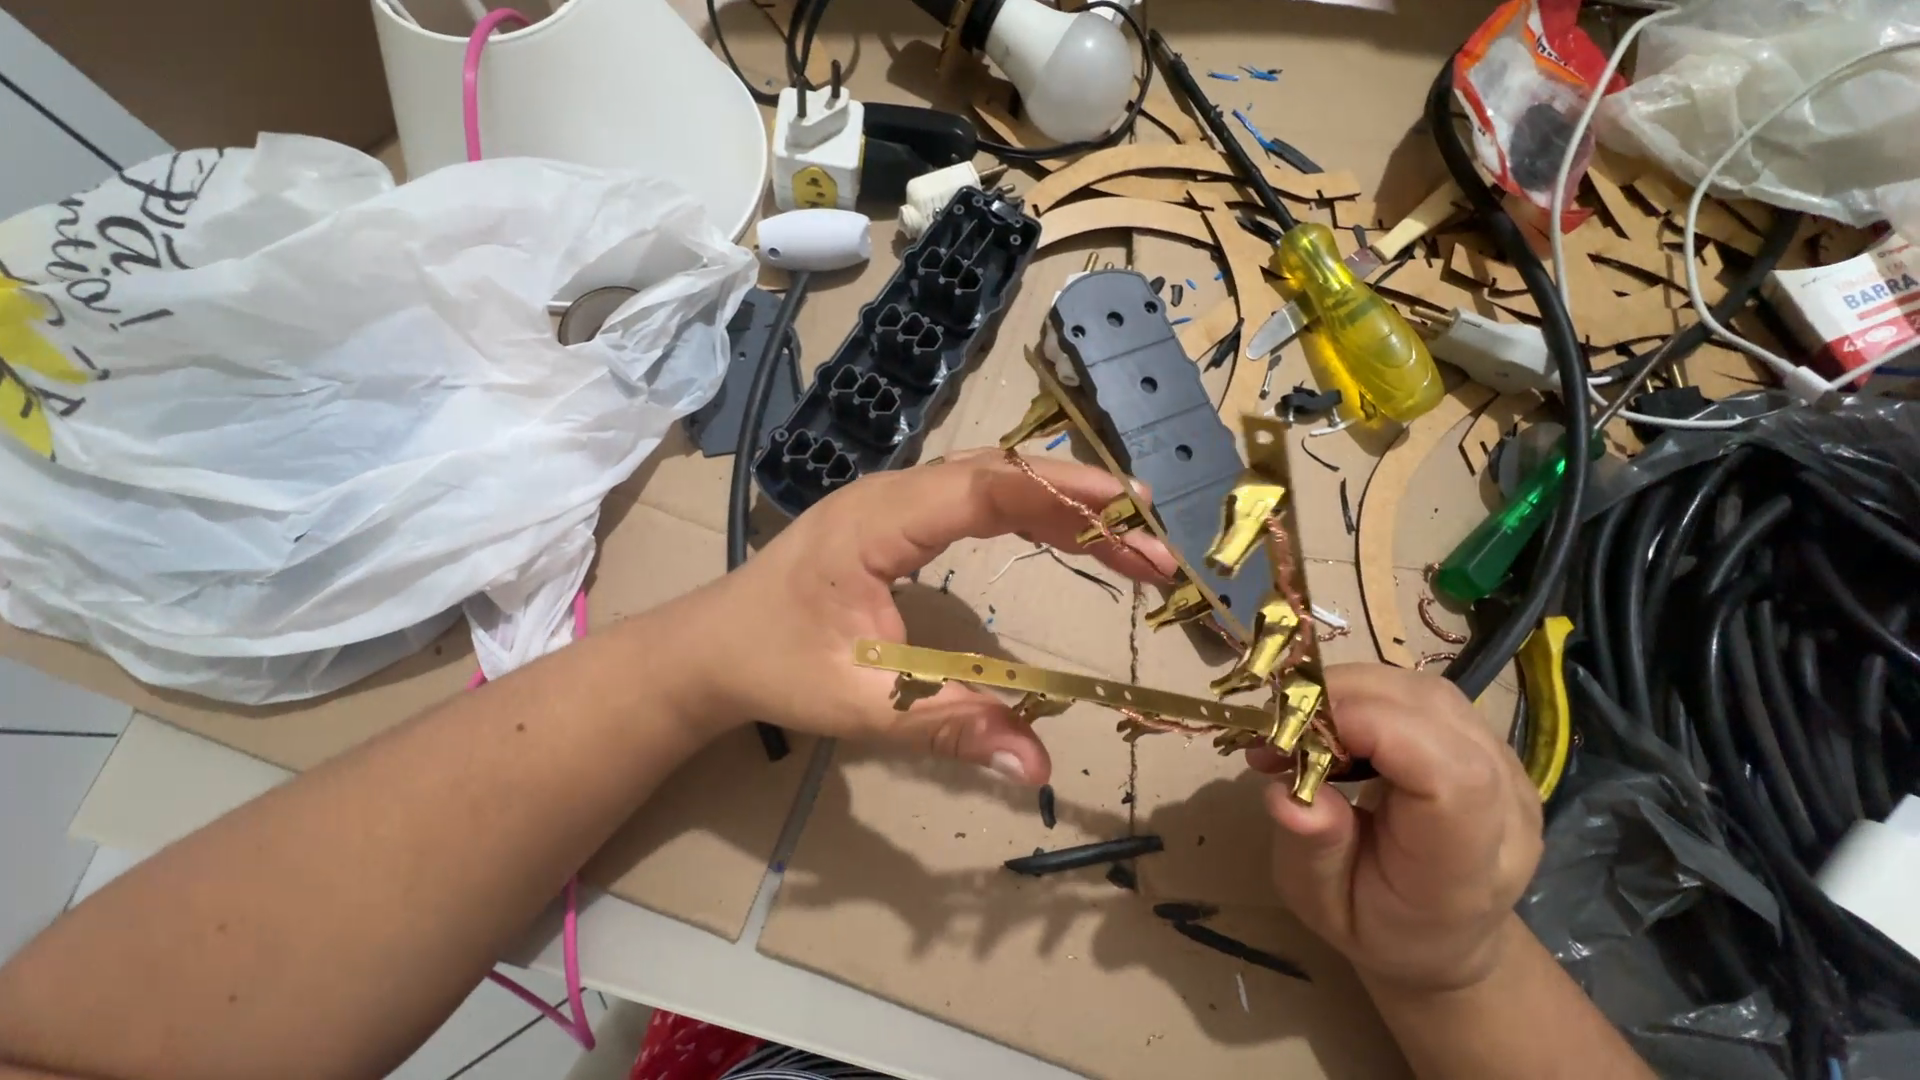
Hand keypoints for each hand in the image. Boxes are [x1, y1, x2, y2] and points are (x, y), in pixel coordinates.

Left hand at [681, 450, 1173, 784]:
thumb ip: (950, 727)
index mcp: (877, 522)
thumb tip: (1040, 767)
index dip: (1062, 496)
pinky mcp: (896, 518)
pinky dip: (1029, 510)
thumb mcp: (860, 702)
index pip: (983, 487)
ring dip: (1060, 503)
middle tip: (1150, 543)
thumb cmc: (775, 665)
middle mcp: (890, 494)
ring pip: (991, 479)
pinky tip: (1064, 531)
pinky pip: (974, 497)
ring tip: (1126, 541)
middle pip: (999, 473)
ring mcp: (893, 500)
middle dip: (1080, 501)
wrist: (711, 645)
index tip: (1132, 516)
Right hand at [1252, 664, 1541, 994]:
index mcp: (1464, 867)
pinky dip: (1365, 696)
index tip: (1296, 733)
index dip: (1373, 728)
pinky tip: (1334, 727)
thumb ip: (1312, 852)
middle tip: (1278, 729)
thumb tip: (1289, 796)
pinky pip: (1421, 695)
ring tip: (1300, 729)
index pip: (1452, 775)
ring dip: (1348, 692)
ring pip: (1424, 690)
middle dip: (1340, 700)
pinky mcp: (1485, 744)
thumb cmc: (1377, 926)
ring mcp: (1504, 767)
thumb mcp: (1323, 909)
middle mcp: (1503, 807)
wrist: (1442, 936)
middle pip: (1432, 711)